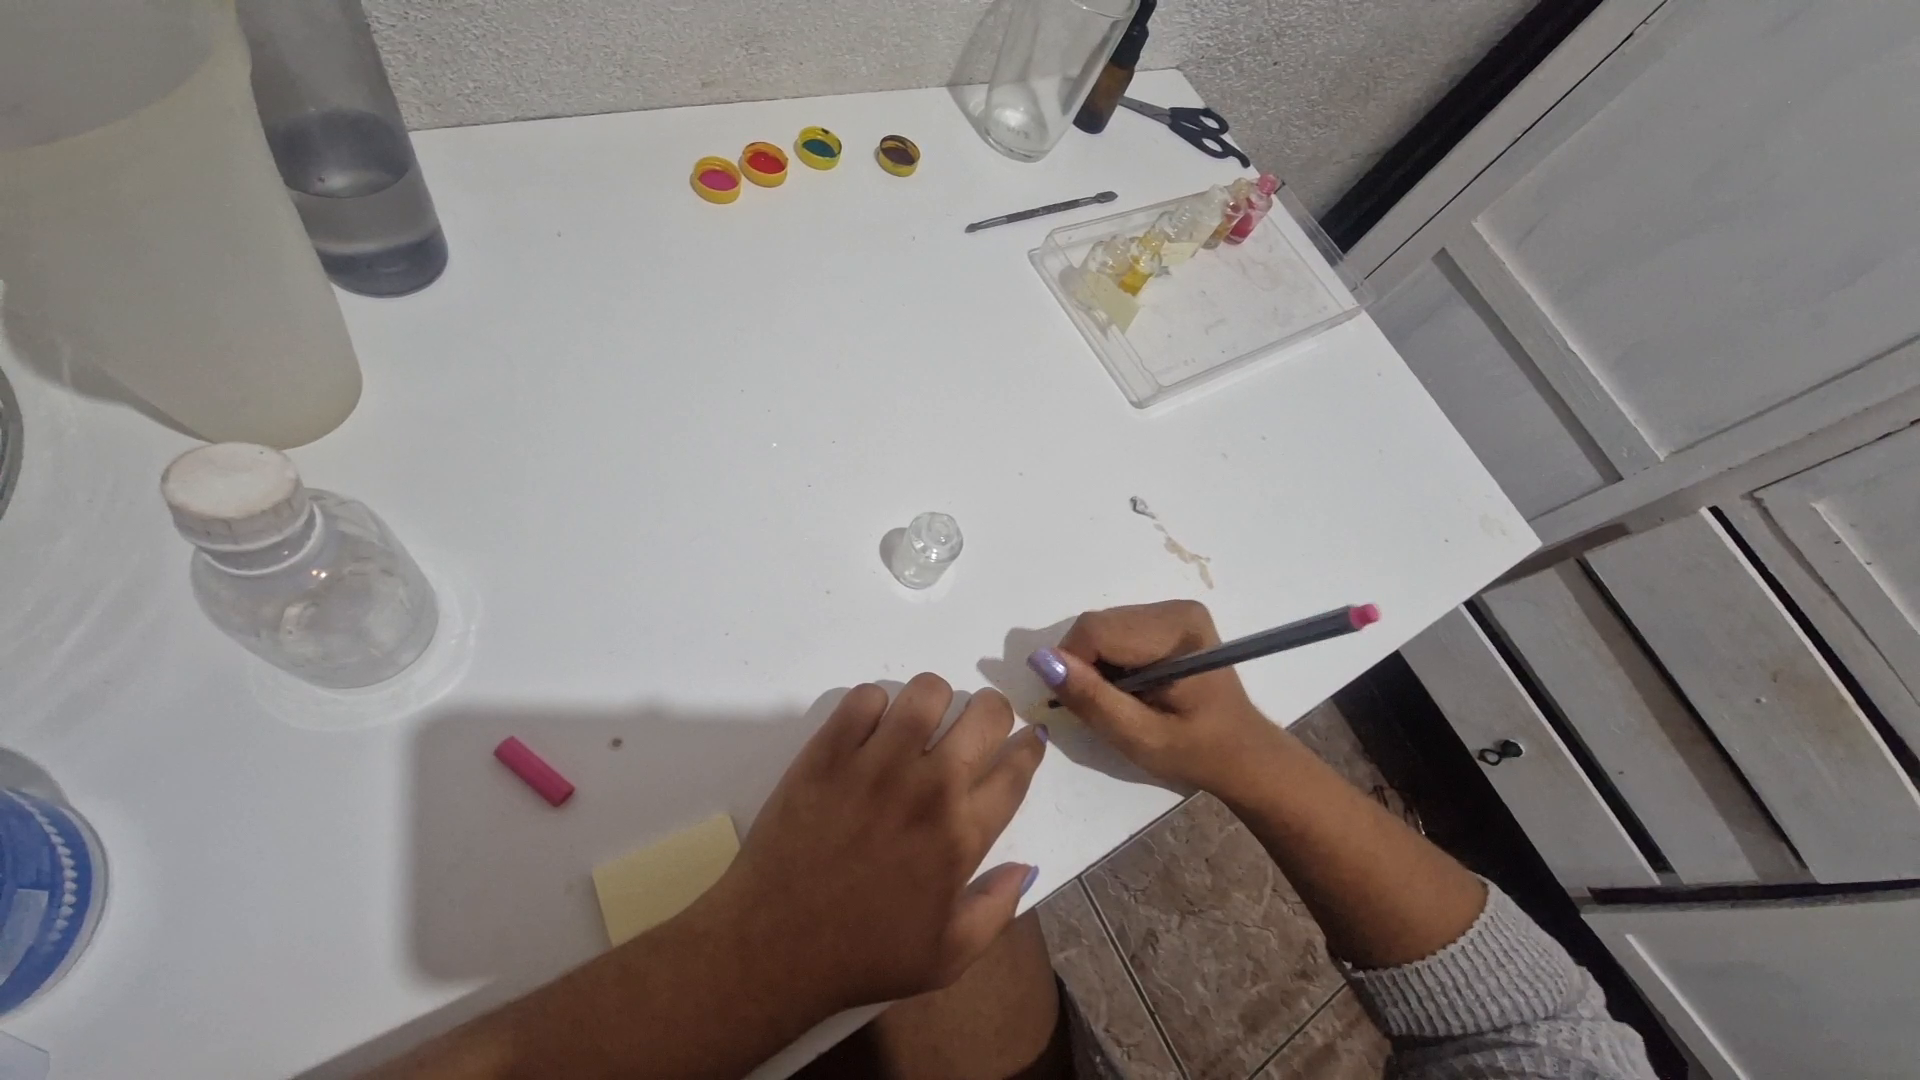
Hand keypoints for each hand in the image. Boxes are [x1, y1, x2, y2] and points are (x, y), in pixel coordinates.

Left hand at [707, 675, 1047, 1013]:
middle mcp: (928, 788)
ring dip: (934, 702)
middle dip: (991, 712)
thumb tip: (1028, 866)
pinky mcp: (828, 752)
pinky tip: (869, 732)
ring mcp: (875, 764)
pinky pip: (865, 697)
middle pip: (985, 713)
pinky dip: (874, 706)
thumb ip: (998, 908)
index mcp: (962, 835)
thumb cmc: (863, 954)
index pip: (1016, 767)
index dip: (1029, 746)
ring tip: (920, 724)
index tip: (1027, 739)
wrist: (772, 947)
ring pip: (927, 692)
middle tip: (974, 727)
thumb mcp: (948, 956)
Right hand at [1028, 600, 1283, 796]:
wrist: (1242, 754)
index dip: (1074, 667)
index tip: (1086, 706)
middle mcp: (1175, 609)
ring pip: (1101, 627)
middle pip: (1097, 626)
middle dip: (1087, 667)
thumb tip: (1041, 660)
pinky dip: (1109, 660)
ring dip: (1096, 664)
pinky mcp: (1167, 619)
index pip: (1095, 632)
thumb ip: (1092, 698)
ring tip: (1124, 701)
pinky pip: (1114, 630)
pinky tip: (1131, 687)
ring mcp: (1172, 611)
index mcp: (1177, 632)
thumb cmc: (1196, 752)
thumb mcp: (1140, 738)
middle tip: (1109, 708)